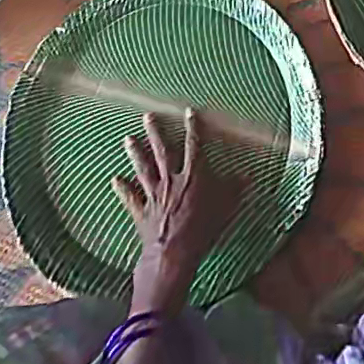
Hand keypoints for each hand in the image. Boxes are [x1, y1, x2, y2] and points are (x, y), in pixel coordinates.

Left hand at [114, 110, 243, 312]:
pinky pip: (131, 197)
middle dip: (155, 132)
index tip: (188, 111)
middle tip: (147, 116)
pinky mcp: (142, 210)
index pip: (194, 146)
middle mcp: (171, 180)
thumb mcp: (226, 208)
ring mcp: (154, 194)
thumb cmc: (204, 229)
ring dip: (136, 153)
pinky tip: (115, 179)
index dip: (193, 127)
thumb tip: (248, 176)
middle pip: (162, 151)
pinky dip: (123, 188)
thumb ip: (235, 189)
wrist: (175, 252)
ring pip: (143, 168)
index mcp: (193, 176)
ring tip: (127, 139)